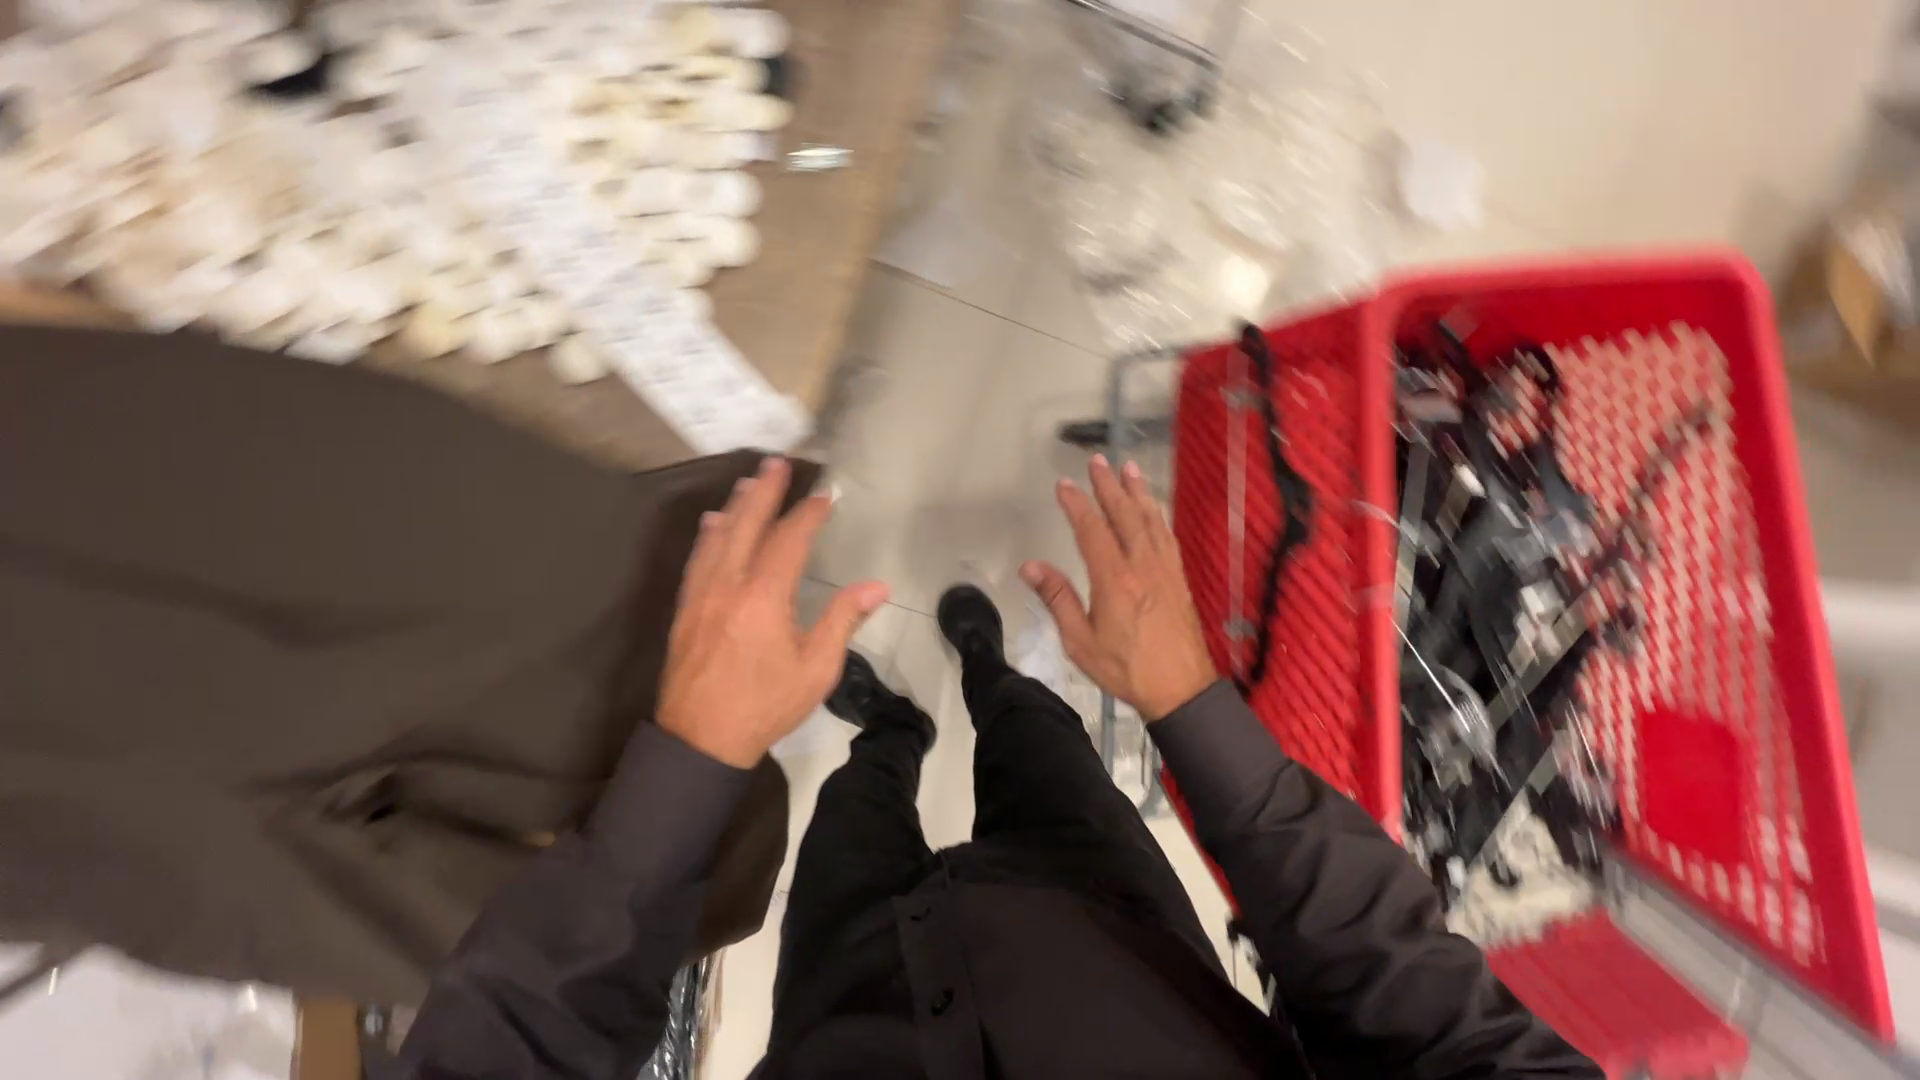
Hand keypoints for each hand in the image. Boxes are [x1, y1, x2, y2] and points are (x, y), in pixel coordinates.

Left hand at [658, 457, 888, 767]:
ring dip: (736, 506)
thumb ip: (843, 621)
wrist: (700, 739)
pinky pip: (698, 559)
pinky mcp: (686, 608)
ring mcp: (702, 594)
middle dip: (765, 492)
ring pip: (718, 537)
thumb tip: (877, 586)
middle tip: (777, 463)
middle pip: (747, 524)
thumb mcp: (817, 669)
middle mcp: (729, 584)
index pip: (789, 540)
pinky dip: (709, 535)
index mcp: (764, 596)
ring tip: (749, 482)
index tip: (826, 497)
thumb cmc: (766, 705)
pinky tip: (712, 524)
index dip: (808, 514)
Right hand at [1022, 456, 1217, 721]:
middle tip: (1099, 461)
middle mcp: (1142, 565)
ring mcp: (1164, 570)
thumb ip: (1058, 599)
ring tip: (1130, 469)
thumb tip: (1030, 566)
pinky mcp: (1178, 578)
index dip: (1077, 505)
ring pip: (1150, 521)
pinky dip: (1158, 516)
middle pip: (1124, 516)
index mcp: (1114, 579)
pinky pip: (1167, 537)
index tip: (1064, 484)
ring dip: (1138, 493)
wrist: (1181, 689)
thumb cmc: (1125, 668)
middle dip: (1109, 486)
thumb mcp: (1080, 641)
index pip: (1092, 530)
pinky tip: (1154, 508)